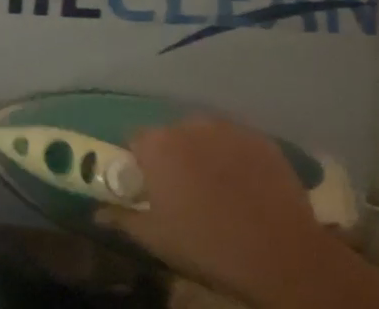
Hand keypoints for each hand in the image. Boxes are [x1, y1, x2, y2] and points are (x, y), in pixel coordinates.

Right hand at [96, 118, 378, 308]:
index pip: (134, 139)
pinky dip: (234, 156)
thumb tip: (96, 211)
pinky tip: (245, 185)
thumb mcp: (156, 239)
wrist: (282, 254)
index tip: (147, 186)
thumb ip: (121, 218)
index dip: (138, 163)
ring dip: (203, 152)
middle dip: (172, 155)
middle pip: (170, 134)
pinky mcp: (260, 138)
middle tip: (182, 190)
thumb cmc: (208, 246)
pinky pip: (236, 141)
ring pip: (204, 135)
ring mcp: (228, 128)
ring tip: (217, 187)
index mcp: (157, 145)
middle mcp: (188, 124)